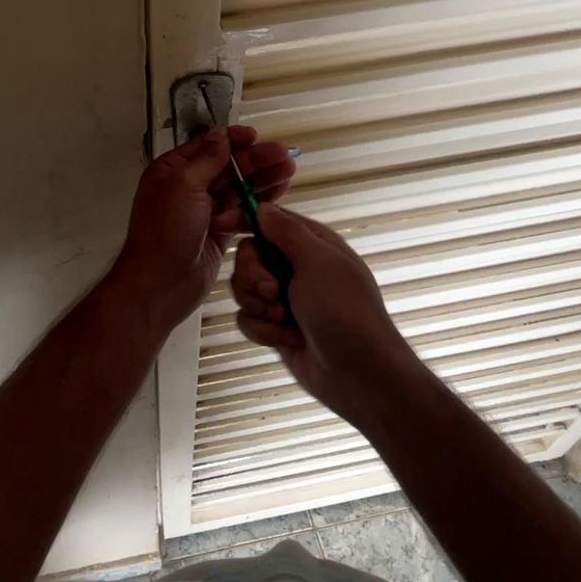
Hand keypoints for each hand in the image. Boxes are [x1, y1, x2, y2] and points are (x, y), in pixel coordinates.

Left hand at [113, 126, 294, 333]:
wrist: (160, 284)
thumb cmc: (166, 231)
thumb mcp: (183, 186)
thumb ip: (206, 160)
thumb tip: (221, 134)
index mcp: (172, 171)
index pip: (207, 146)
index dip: (232, 140)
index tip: (256, 136)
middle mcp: (188, 187)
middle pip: (227, 167)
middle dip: (256, 160)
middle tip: (285, 155)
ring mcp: (205, 210)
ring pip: (238, 189)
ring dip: (262, 180)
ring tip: (289, 171)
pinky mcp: (219, 232)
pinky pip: (242, 212)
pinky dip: (259, 204)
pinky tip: (279, 194)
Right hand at [230, 204, 422, 421]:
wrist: (358, 373)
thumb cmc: (345, 311)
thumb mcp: (318, 262)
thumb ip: (287, 232)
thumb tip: (263, 208)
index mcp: (311, 243)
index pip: (270, 219)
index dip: (244, 219)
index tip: (222, 224)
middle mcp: (296, 266)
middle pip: (248, 256)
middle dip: (253, 276)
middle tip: (275, 292)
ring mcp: (285, 298)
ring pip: (243, 289)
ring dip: (260, 307)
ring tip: (285, 320)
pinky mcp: (275, 326)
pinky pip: (248, 318)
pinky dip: (264, 331)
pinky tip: (286, 340)